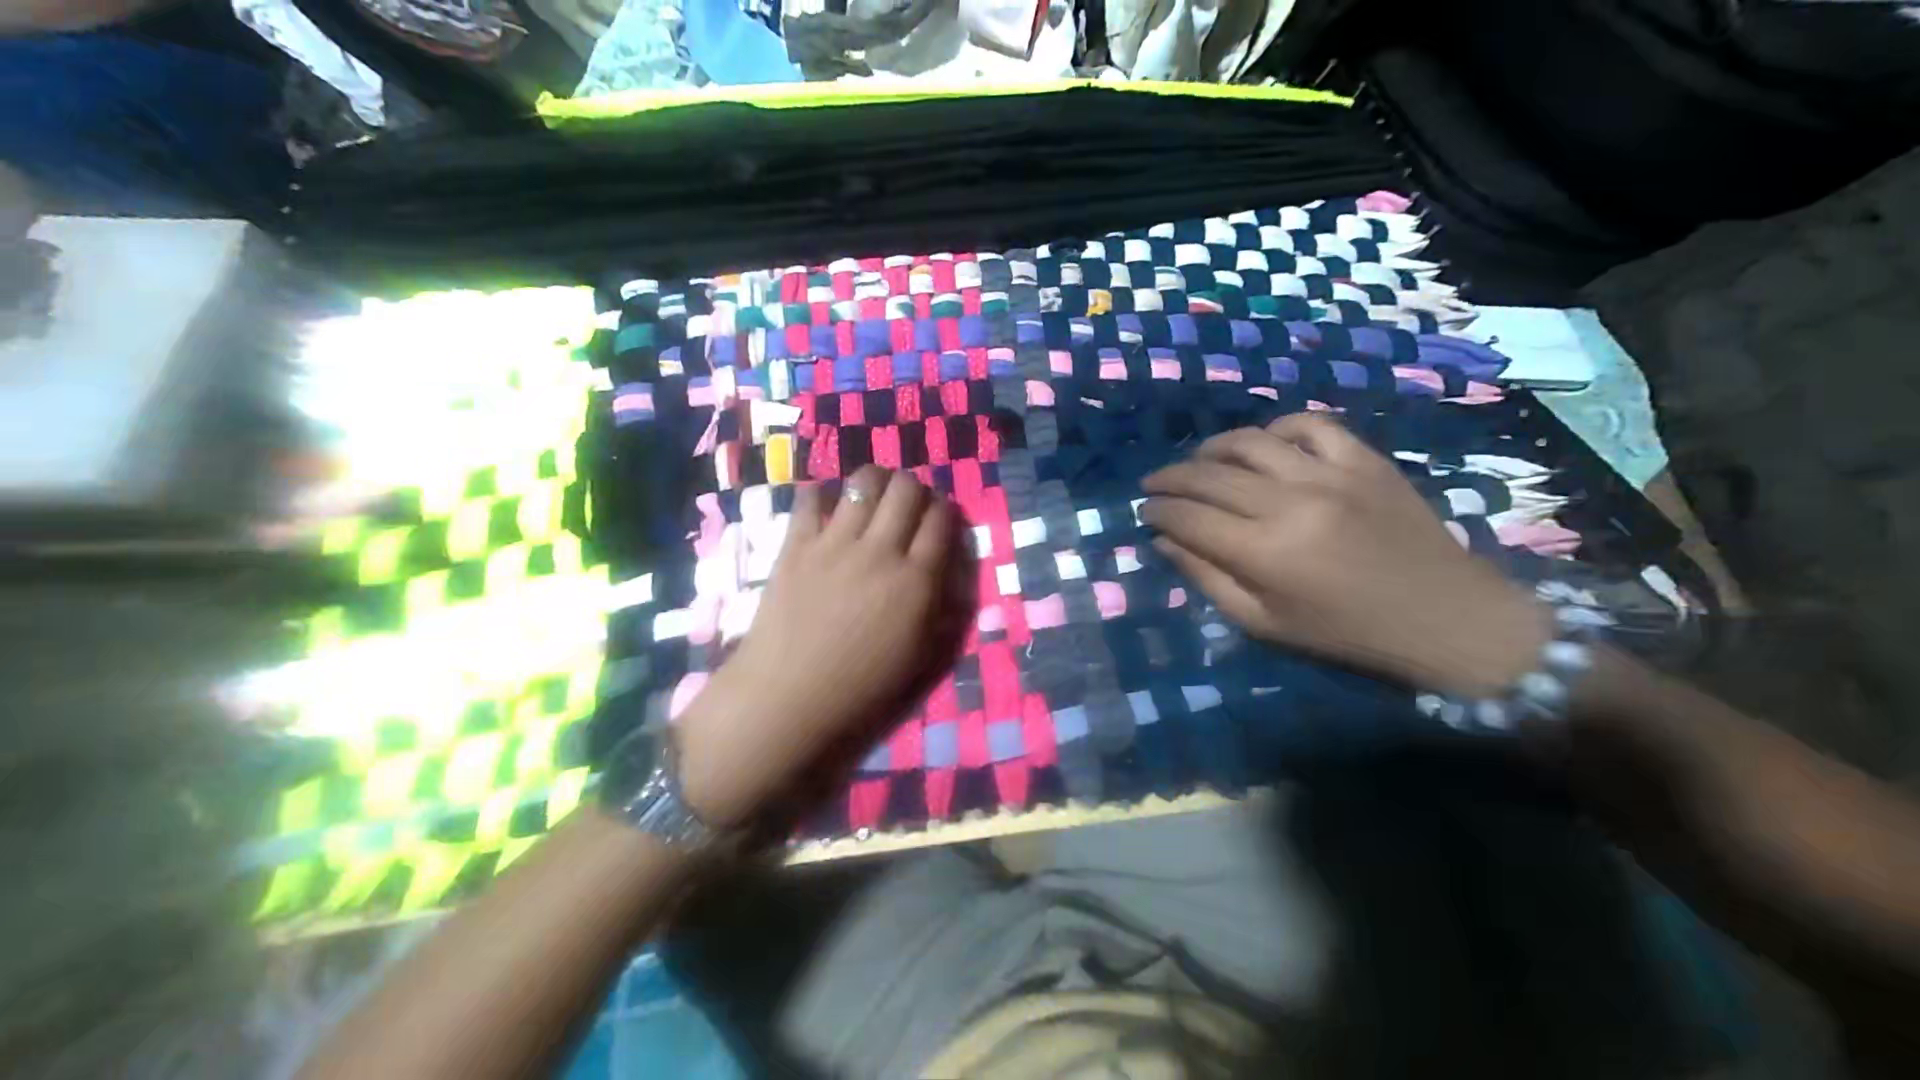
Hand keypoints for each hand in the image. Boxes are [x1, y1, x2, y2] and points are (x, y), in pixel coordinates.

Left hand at [675, 466, 968, 825]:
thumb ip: (942, 607)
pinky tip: (828, 506)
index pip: (942, 520)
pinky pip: (811, 499)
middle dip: (916, 488)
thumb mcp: (923, 656)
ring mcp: (835, 543)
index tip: (941, 519)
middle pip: (908, 490)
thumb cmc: (862, 689)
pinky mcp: (795, 545)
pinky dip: (824, 494)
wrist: (788, 699)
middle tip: (909, 505)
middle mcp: (880, 551)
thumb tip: (948, 570)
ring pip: (865, 482)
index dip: (946, 511)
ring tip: (873, 497)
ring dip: (877, 481)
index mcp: (916, 581)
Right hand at [1141, 414, 1548, 697]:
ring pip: (1251, 442)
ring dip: (1212, 448)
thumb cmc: (1344, 631)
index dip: (1157, 510)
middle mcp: (1290, 503)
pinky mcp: (1364, 459)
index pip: (1188, 516)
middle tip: (1155, 484)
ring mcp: (1330, 474)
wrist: (1444, 615)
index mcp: (1264, 552)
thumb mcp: (1263, 623)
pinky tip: (1264, 445)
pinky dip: (1278, 429)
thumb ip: (1207, 579)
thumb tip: (1165, 540)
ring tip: (1199, 461)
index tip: (1144, 511)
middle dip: (1170, 478)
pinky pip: (1310, 425)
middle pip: (1209, 475)